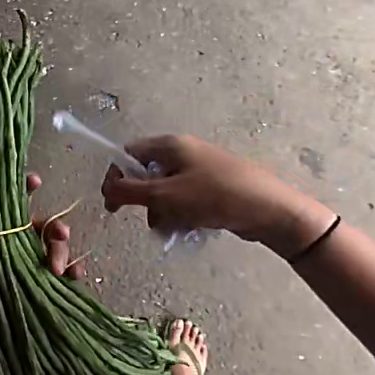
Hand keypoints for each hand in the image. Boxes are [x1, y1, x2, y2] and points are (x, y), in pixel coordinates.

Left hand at [0, 172, 85, 285]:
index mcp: (3, 229)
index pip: (15, 202)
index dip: (25, 187)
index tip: (35, 180)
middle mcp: (25, 239)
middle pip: (45, 224)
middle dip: (55, 226)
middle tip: (60, 235)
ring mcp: (41, 257)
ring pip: (59, 245)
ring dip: (63, 251)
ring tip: (57, 269)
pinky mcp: (54, 278)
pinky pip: (69, 269)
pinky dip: (74, 270)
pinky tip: (74, 276)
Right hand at [101, 134, 336, 258]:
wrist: (267, 208)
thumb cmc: (213, 197)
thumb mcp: (164, 196)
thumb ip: (129, 192)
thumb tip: (107, 190)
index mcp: (169, 145)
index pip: (128, 155)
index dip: (116, 178)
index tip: (113, 206)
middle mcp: (183, 152)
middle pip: (147, 176)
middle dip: (145, 202)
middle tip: (154, 220)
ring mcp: (199, 171)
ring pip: (165, 194)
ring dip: (164, 214)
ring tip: (178, 227)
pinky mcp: (212, 189)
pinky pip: (185, 202)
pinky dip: (183, 216)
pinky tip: (193, 229)